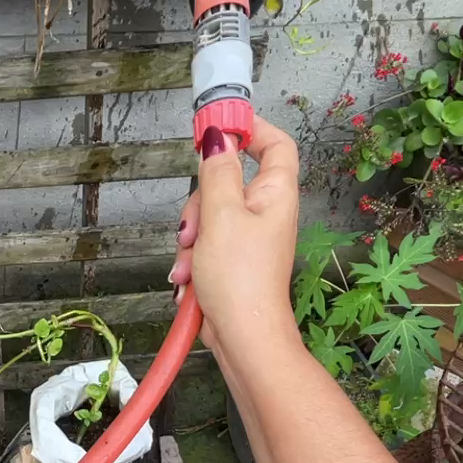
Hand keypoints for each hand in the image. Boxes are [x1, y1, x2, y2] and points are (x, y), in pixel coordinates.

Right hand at [166, 115, 301, 358]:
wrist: (242, 336)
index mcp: (275, 193)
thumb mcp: (221, 217)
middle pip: (225, 185)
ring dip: (189, 242)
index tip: (218, 126)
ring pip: (207, 220)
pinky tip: (189, 283)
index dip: (249, 129)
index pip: (272, 144)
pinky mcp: (229, 263)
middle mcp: (264, 213)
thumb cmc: (240, 280)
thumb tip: (217, 135)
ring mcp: (246, 240)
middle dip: (197, 207)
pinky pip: (202, 249)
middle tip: (190, 230)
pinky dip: (190, 263)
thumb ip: (217, 172)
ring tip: (188, 267)